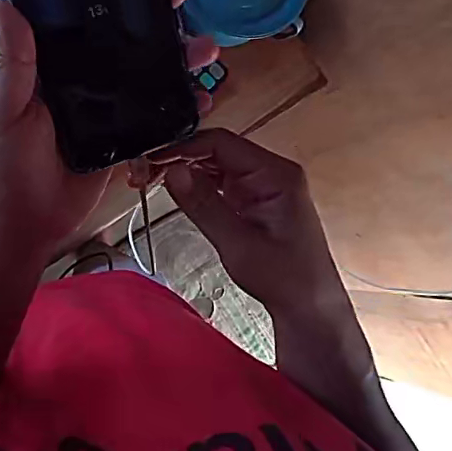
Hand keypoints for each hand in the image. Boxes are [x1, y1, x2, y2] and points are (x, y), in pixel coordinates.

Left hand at [0, 0, 218, 259]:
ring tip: (207, 47)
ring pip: (149, 72)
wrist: (32, 220)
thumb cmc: (9, 164)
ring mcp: (108, 106)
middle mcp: (84, 78)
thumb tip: (3, 3)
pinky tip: (205, 97)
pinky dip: (182, 105)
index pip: (86, 17)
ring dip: (180, 56)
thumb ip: (13, 62)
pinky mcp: (127, 135)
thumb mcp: (7, 110)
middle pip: (126, 37)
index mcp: (53, 64)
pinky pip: (158, 114)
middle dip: (158, 12)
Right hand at [132, 129, 349, 319]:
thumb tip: (172, 171)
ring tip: (150, 180)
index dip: (183, 147)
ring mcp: (261, 185)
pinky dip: (195, 185)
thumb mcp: (237, 244)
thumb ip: (203, 205)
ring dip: (184, 170)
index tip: (151, 159)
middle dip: (178, 158)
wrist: (308, 307)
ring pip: (214, 164)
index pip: (221, 143)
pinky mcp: (253, 199)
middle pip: (216, 150)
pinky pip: (219, 182)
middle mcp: (270, 173)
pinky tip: (175, 191)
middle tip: (143, 172)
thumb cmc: (284, 278)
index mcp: (276, 174)